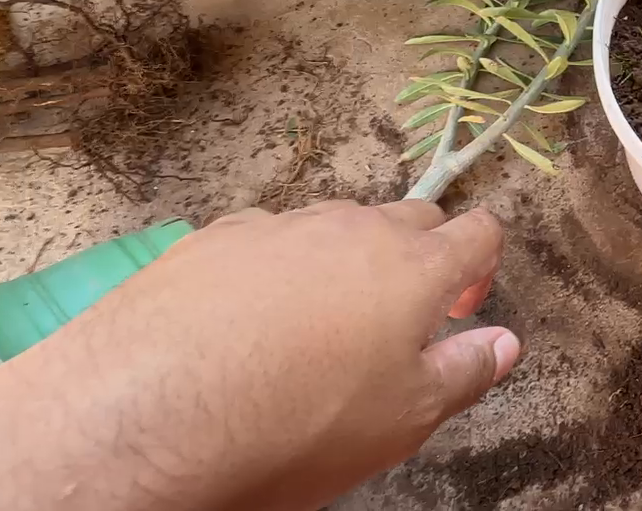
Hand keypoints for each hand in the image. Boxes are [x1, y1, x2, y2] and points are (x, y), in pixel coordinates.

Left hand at [0, 200, 517, 510]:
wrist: (133, 421)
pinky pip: (270, 237)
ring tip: (310, 324)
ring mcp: (286, 224)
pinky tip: (239, 320)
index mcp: (417, 265)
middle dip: (420, 257)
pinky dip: (277, 266)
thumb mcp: (400, 421)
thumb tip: (508, 342)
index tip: (460, 310)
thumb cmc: (294, 424)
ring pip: (341, 224)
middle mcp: (360, 227)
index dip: (484, 263)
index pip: (481, 231)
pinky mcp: (216, 236)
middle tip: (389, 321)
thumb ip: (466, 373)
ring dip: (347, 259)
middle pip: (416, 218)